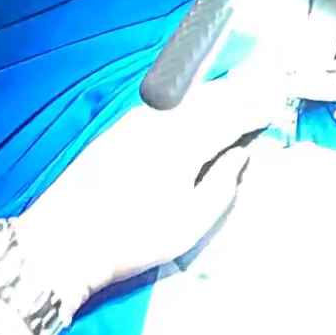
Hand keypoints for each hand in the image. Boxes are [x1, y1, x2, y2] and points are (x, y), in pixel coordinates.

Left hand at [13, 93, 276, 311]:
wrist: (58, 244)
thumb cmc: (131, 239)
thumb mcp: (189, 224)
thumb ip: (222, 185)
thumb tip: (240, 155)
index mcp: (189, 143)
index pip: (234, 118)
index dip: (257, 112)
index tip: (276, 108)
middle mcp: (168, 122)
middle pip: (215, 98)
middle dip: (244, 93)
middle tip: (267, 90)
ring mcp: (142, 121)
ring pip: (192, 96)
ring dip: (220, 91)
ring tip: (240, 90)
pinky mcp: (122, 127)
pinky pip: (169, 101)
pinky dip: (193, 97)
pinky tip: (198, 100)